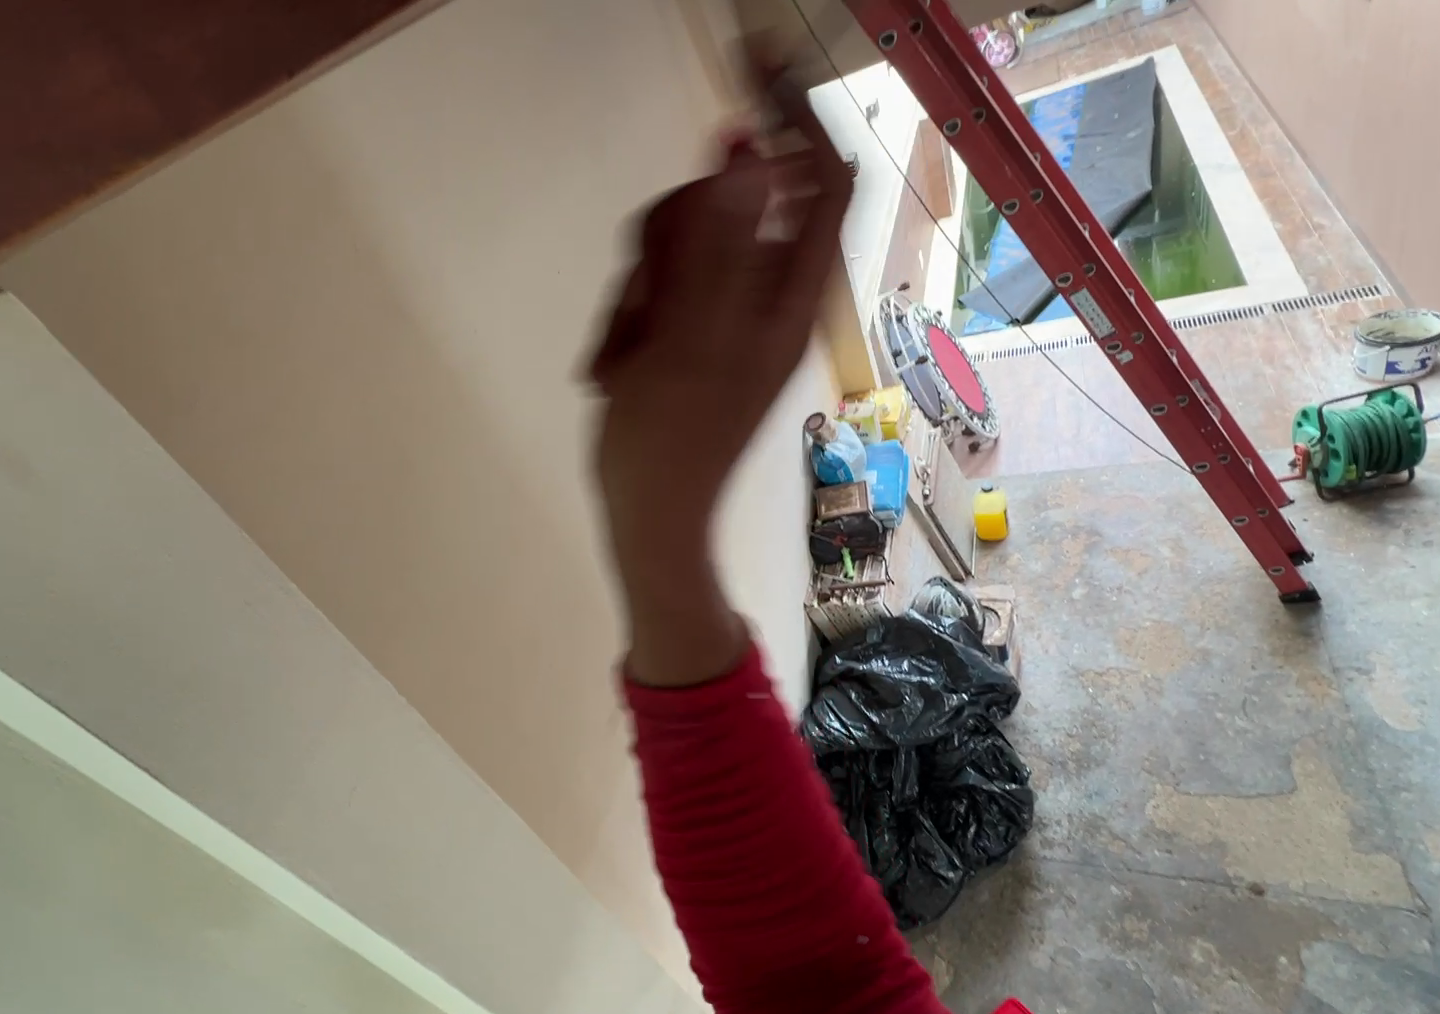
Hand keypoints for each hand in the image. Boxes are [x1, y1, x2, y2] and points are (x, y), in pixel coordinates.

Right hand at [588, 55, 850, 684]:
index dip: (796, 116)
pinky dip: (632, 316)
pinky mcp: (691, 336)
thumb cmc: (670, 444)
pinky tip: (618, 366)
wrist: (649, 519)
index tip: (748, 70)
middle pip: (729, 205)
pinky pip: (659, 289)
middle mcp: (766, 295)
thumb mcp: (690, 339)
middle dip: (674, 233)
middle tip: (644, 296)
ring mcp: (725, 316)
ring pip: (682, 244)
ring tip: (624, 355)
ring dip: (640, 287)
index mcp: (788, 295)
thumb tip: (746, 149)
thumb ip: (719, 242)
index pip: (820, 176)